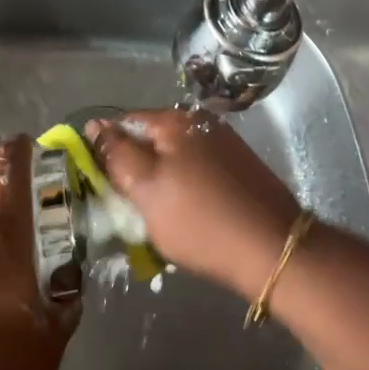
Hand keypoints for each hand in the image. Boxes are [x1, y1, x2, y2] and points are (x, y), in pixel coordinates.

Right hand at [89, 110, 301, 296]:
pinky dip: (185, 192)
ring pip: (174, 160)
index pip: (125, 123)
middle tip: (127, 208)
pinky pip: (197, 174)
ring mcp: (223, 145)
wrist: (273, 249)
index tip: (101, 184)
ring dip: (160, 184)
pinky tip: (186, 218)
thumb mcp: (146, 189)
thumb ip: (117, 154)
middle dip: (135, 170)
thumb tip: (95, 124)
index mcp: (175, 120)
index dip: (107, 152)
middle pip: (151, 141)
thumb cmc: (200, 219)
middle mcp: (201, 123)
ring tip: (155, 218)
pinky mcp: (238, 170)